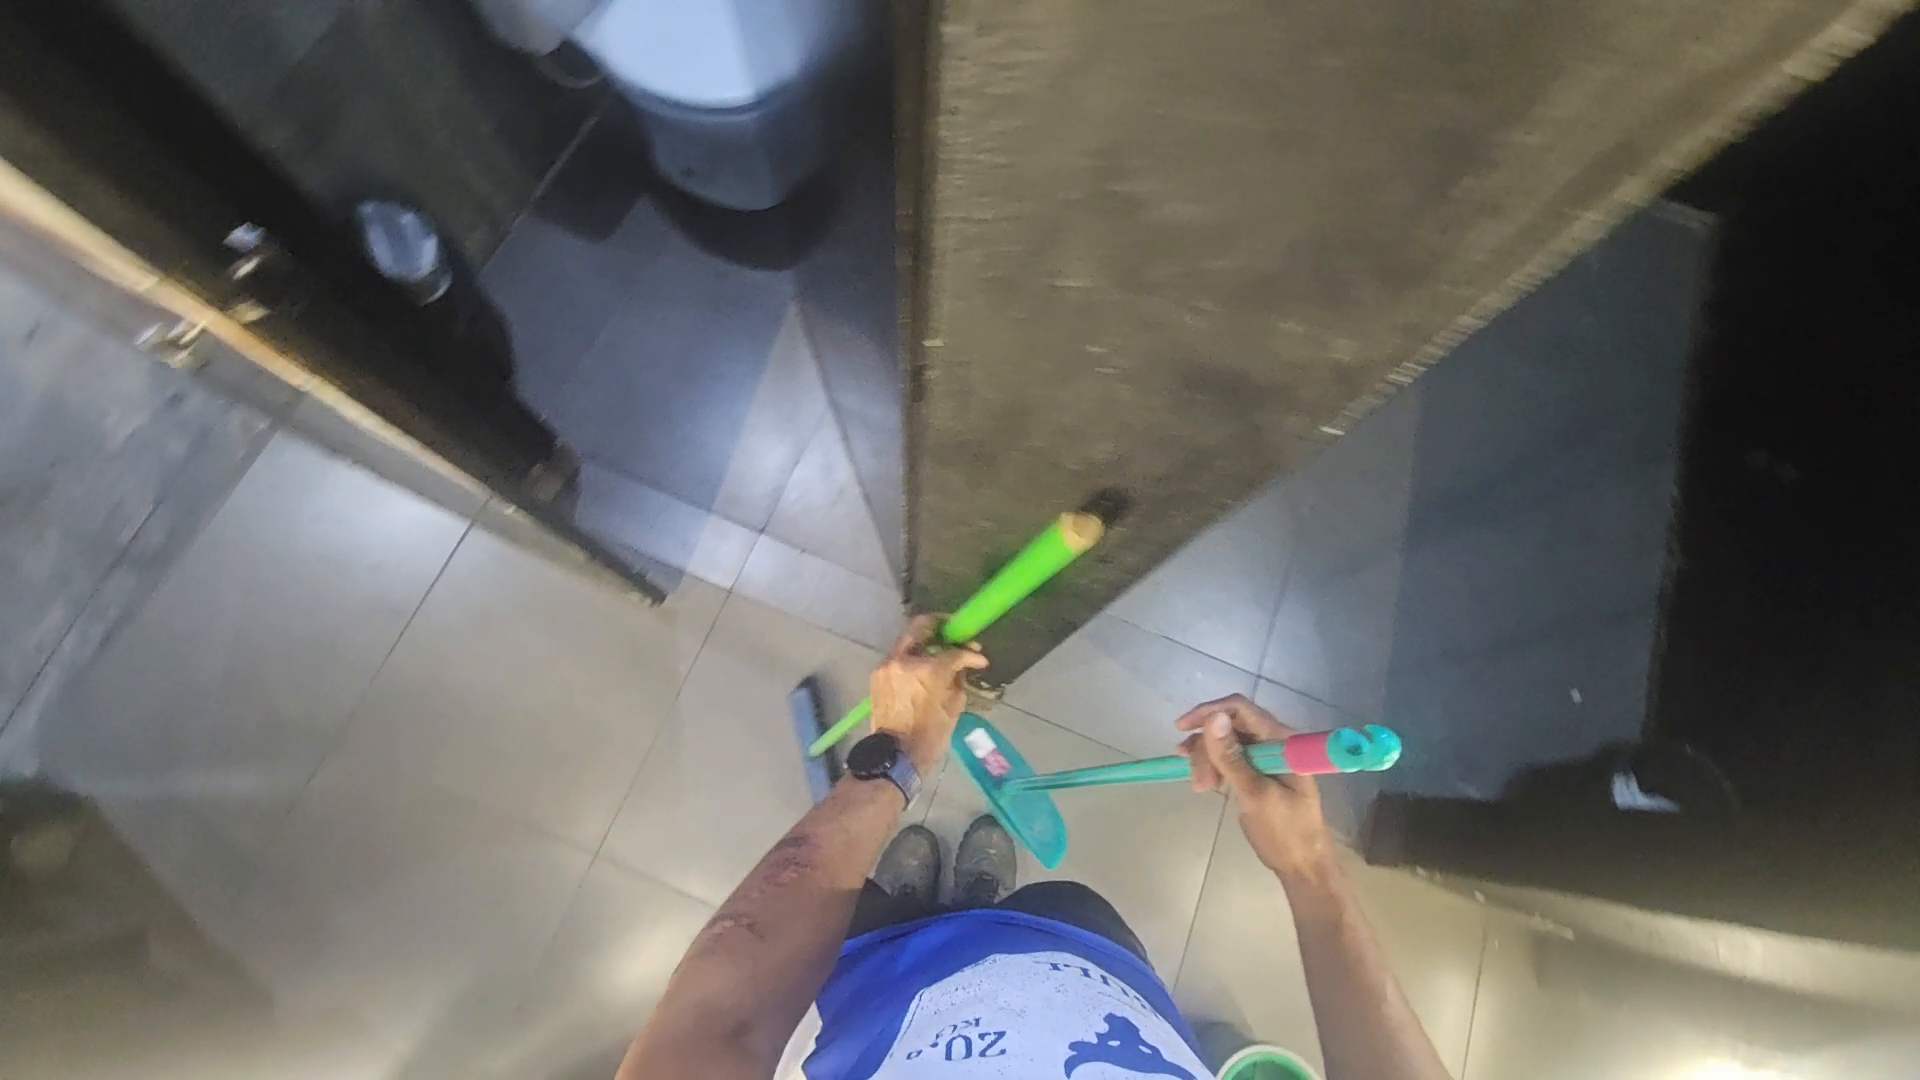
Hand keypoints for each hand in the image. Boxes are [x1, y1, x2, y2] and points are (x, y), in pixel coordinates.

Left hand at [870, 615, 987, 772]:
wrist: (895, 757)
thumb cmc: (929, 736)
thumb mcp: (953, 707)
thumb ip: (958, 679)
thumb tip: (962, 666)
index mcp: (927, 670)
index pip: (953, 652)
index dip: (969, 654)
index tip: (979, 658)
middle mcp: (903, 661)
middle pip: (920, 627)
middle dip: (940, 626)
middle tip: (954, 631)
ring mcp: (887, 666)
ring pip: (908, 642)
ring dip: (924, 642)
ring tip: (939, 651)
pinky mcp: (878, 675)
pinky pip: (898, 658)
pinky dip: (912, 657)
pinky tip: (923, 667)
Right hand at [1176, 694, 1333, 883]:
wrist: (1303, 868)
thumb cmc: (1286, 833)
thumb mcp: (1255, 795)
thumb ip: (1232, 757)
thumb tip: (1213, 718)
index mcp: (1282, 740)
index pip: (1241, 709)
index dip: (1210, 712)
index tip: (1182, 728)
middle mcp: (1274, 741)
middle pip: (1229, 725)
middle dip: (1207, 747)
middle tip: (1197, 779)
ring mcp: (1265, 756)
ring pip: (1224, 742)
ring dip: (1206, 759)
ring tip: (1200, 787)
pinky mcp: (1256, 770)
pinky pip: (1228, 757)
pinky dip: (1213, 766)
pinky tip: (1205, 783)